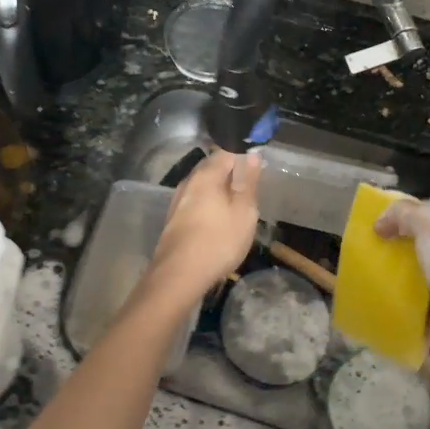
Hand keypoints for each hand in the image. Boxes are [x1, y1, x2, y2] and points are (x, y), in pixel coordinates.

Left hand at [145, 150, 260, 299]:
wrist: (178, 276)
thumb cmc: (218, 241)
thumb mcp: (244, 212)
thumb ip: (248, 182)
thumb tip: (251, 155)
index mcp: (206, 174)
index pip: (226, 153)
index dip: (243, 157)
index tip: (256, 170)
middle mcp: (188, 182)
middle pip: (212, 169)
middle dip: (230, 176)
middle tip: (249, 192)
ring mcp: (177, 201)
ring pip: (202, 188)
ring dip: (218, 194)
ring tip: (236, 210)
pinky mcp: (173, 220)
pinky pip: (195, 204)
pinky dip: (208, 208)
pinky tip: (217, 224)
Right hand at [375, 197, 429, 373]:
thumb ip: (404, 213)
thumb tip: (379, 225)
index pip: (425, 212)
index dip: (401, 211)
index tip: (373, 218)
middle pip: (413, 243)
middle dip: (388, 244)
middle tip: (360, 247)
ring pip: (407, 274)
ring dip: (386, 275)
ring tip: (358, 274)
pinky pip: (404, 304)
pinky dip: (389, 303)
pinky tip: (368, 300)